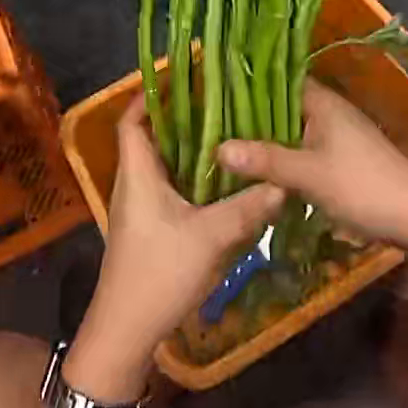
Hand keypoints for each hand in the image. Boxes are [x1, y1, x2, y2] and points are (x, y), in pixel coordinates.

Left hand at [68, 97, 284, 400]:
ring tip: (223, 132)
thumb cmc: (158, 273)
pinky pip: (168, 187)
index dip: (149, 96)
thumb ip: (246, 209)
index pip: (132, 121)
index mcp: (137, 174)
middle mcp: (133, 183)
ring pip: (161, 164)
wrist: (127, 329)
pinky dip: (189, 175)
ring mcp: (139, 207)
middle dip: (178, 118)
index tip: (178, 78)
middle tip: (216, 102)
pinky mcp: (148, 226)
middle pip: (149, 138)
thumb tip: (281, 183)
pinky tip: (219, 180)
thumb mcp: (209, 238)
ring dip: (185, 148)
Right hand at [218, 82, 407, 253]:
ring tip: (224, 149)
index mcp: (321, 102)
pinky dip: (280, 159)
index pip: (275, 79)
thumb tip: (217, 148)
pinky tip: (259, 174)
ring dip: (264, 141)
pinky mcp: (341, 161)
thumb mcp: (309, 174)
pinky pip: (300, 152)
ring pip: (289, 132)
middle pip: (279, 107)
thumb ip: (265, 160)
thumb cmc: (365, 187)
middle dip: (248, 117)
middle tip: (209, 126)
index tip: (212, 93)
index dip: (245, 84)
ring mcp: (336, 137)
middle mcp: (328, 112)